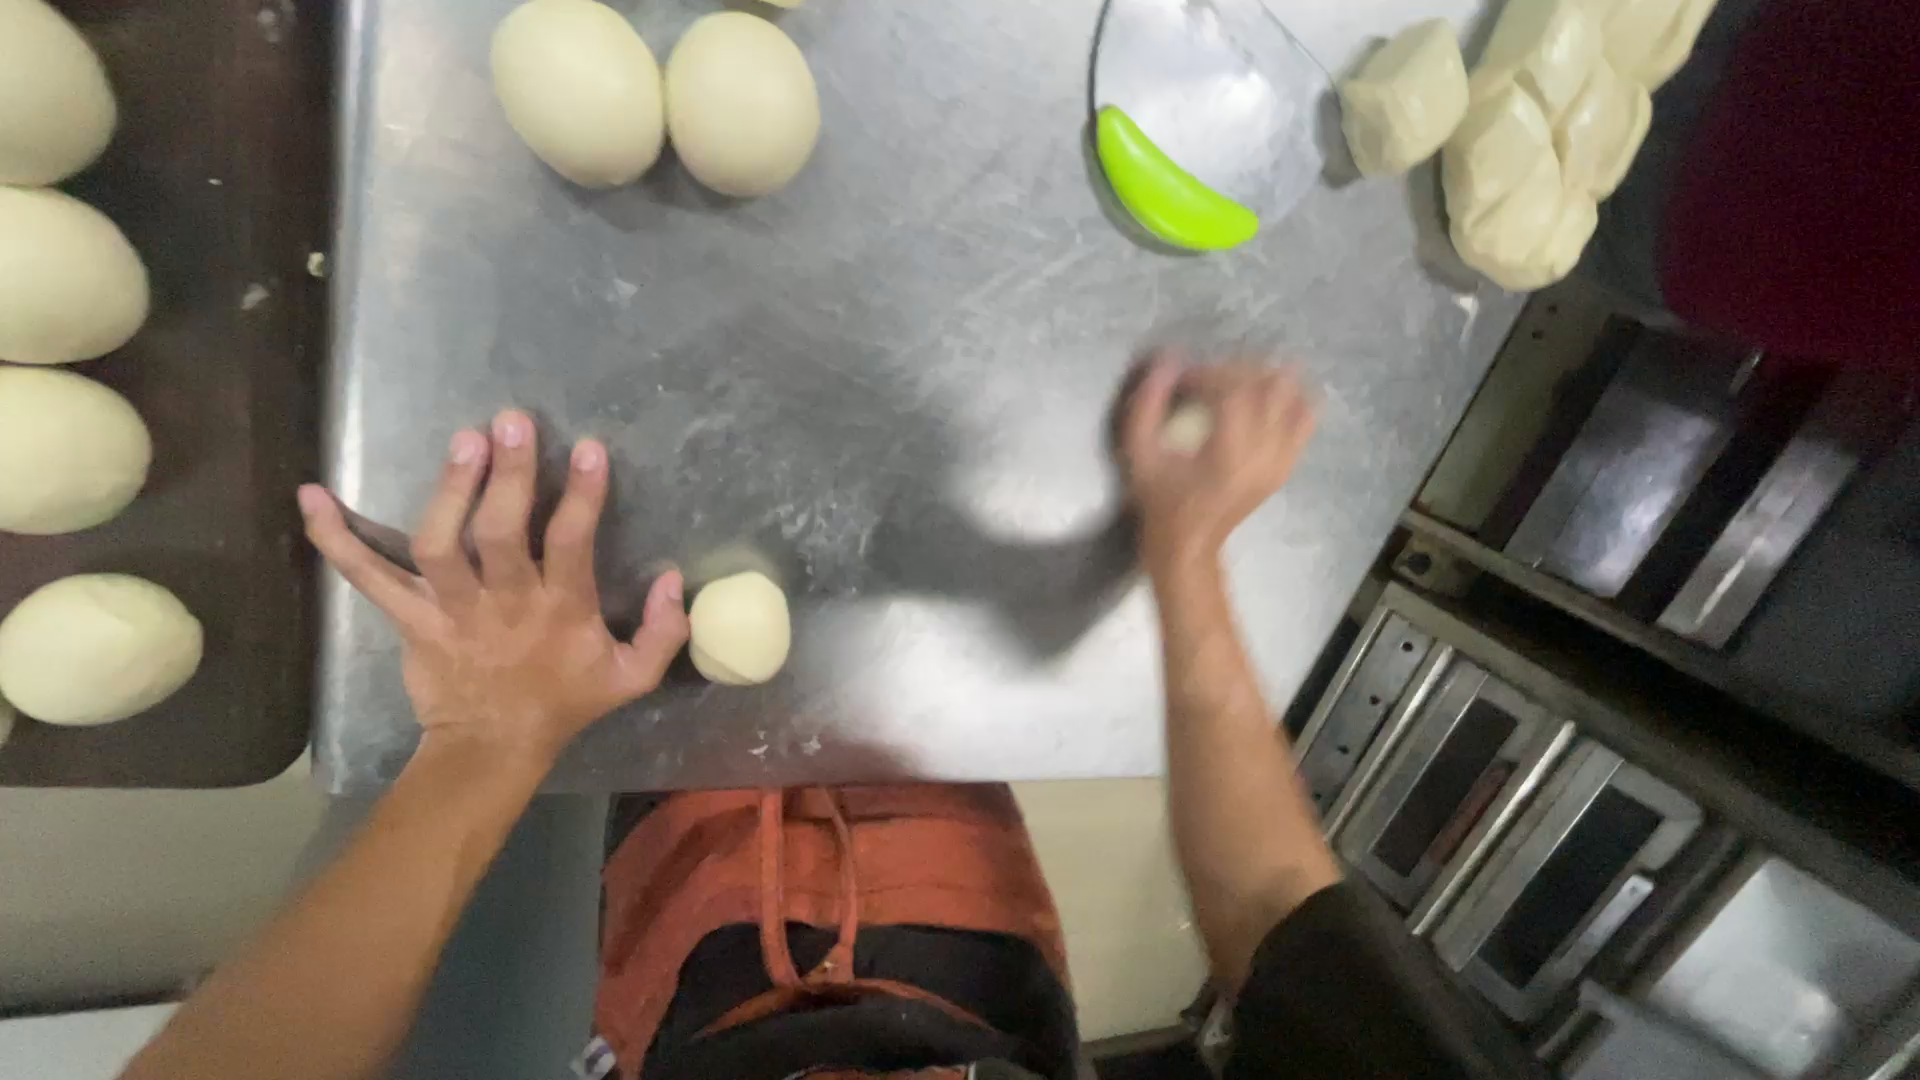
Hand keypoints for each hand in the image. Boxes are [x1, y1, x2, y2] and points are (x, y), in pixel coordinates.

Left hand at [297, 409, 689, 766]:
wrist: (494, 746)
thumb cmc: (567, 701)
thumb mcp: (634, 677)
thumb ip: (663, 632)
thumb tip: (671, 578)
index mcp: (561, 611)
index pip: (571, 544)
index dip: (581, 495)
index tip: (588, 448)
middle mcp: (504, 603)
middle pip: (498, 533)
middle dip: (507, 476)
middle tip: (511, 423)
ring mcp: (449, 610)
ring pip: (439, 544)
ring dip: (448, 489)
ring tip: (463, 441)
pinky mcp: (408, 619)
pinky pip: (366, 577)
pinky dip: (335, 540)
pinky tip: (310, 496)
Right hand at [1121, 353, 1316, 571]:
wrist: (1189, 545)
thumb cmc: (1159, 503)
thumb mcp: (1138, 457)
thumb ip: (1146, 407)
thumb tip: (1166, 362)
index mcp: (1229, 457)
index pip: (1233, 391)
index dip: (1207, 373)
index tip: (1182, 378)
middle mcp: (1266, 456)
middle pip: (1268, 386)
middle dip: (1234, 371)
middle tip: (1207, 378)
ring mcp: (1283, 459)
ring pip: (1293, 395)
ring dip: (1263, 379)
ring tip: (1234, 383)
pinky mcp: (1288, 462)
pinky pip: (1305, 416)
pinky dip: (1288, 397)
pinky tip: (1260, 397)